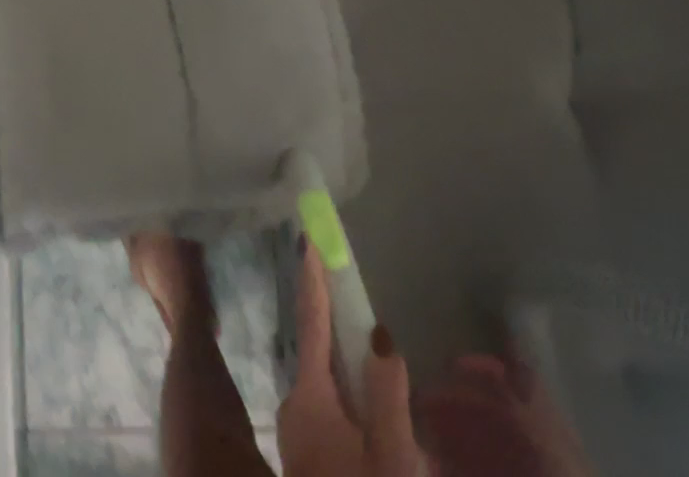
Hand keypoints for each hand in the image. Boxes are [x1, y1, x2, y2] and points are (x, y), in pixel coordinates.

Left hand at [277, 245, 428, 476]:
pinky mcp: (313, 445)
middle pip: (319, 342)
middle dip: (330, 303)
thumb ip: (388, 397)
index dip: (316, 277)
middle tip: (340, 262)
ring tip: (357, 306)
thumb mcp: (390, 459)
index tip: (312, 234)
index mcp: (310, 400)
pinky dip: (349, 375)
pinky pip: (333, 394)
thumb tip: (383, 336)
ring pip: (328, 369)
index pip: (313, 323)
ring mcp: (304, 426)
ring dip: (342, 341)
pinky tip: (368, 372)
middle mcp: (298, 405)